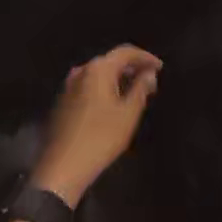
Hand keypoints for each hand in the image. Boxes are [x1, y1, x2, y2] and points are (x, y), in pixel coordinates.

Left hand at [29, 45, 161, 207]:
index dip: (145, 57)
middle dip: (132, 68)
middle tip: (150, 81)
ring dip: (118, 78)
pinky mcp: (62, 102)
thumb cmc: (100, 138)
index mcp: (98, 69)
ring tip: (134, 92)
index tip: (160, 68)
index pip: (126, 52)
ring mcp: (68, 87)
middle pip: (111, 61)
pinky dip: (104, 88)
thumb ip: (141, 88)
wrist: (61, 169)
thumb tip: (149, 73)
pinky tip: (112, 103)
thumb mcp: (128, 113)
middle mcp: (81, 72)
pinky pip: (88, 86)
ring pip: (98, 74)